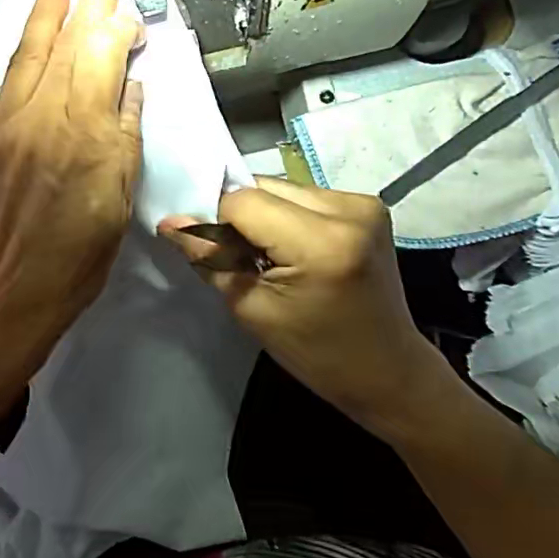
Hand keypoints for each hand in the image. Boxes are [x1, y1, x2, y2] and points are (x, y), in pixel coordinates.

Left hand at [0, 0, 145, 419]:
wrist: (15, 285)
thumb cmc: (82, 250)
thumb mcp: (122, 195)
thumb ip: (126, 133)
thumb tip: (130, 84)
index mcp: (89, 130)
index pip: (104, 56)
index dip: (117, 27)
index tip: (129, 11)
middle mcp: (45, 114)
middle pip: (69, 46)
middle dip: (88, 4)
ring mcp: (3, 122)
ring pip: (26, 55)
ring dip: (42, 14)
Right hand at [159, 177, 460, 437]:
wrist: (388, 370)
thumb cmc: (316, 353)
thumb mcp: (251, 310)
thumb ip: (211, 259)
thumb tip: (170, 222)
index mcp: (321, 242)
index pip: (242, 202)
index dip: (218, 224)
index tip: (216, 256)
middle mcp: (348, 209)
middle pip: (263, 187)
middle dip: (241, 218)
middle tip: (243, 260)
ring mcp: (363, 203)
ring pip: (282, 188)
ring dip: (264, 215)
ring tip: (271, 257)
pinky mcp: (368, 205)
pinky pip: (305, 196)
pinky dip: (288, 216)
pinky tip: (295, 250)